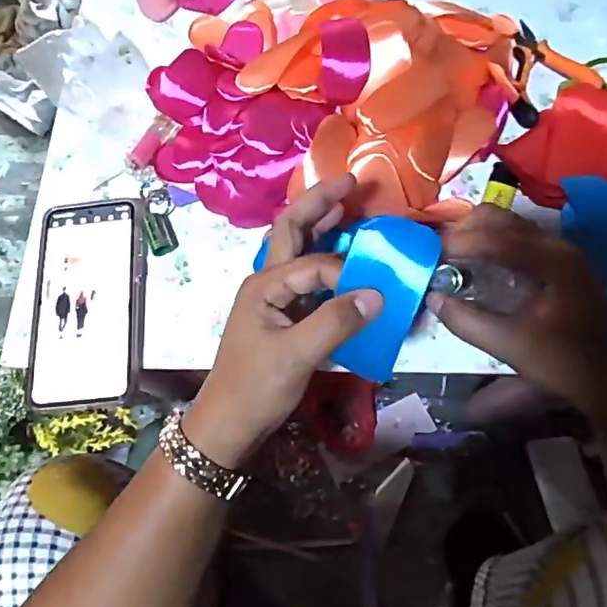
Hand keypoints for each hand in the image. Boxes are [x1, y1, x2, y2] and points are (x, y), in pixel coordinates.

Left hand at [187, 177, 379, 463]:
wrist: (229, 423)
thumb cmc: (255, 387)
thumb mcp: (296, 356)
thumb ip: (335, 323)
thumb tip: (378, 294)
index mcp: (264, 285)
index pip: (313, 264)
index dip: (345, 272)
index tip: (373, 293)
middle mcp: (266, 280)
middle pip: (292, 229)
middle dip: (319, 202)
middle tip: (351, 182)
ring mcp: (274, 294)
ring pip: (297, 246)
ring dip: (320, 222)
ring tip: (346, 203)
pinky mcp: (284, 311)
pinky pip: (306, 271)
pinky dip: (325, 254)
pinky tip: (343, 252)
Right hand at [430, 204, 606, 413]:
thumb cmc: (565, 362)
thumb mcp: (512, 346)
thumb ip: (469, 322)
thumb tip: (434, 298)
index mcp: (552, 261)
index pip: (498, 238)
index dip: (461, 241)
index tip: (432, 252)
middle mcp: (559, 247)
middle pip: (506, 220)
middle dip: (468, 228)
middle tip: (439, 248)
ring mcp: (564, 252)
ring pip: (514, 226)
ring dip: (482, 233)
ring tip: (454, 252)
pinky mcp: (563, 263)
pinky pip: (523, 238)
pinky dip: (496, 242)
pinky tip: (481, 261)